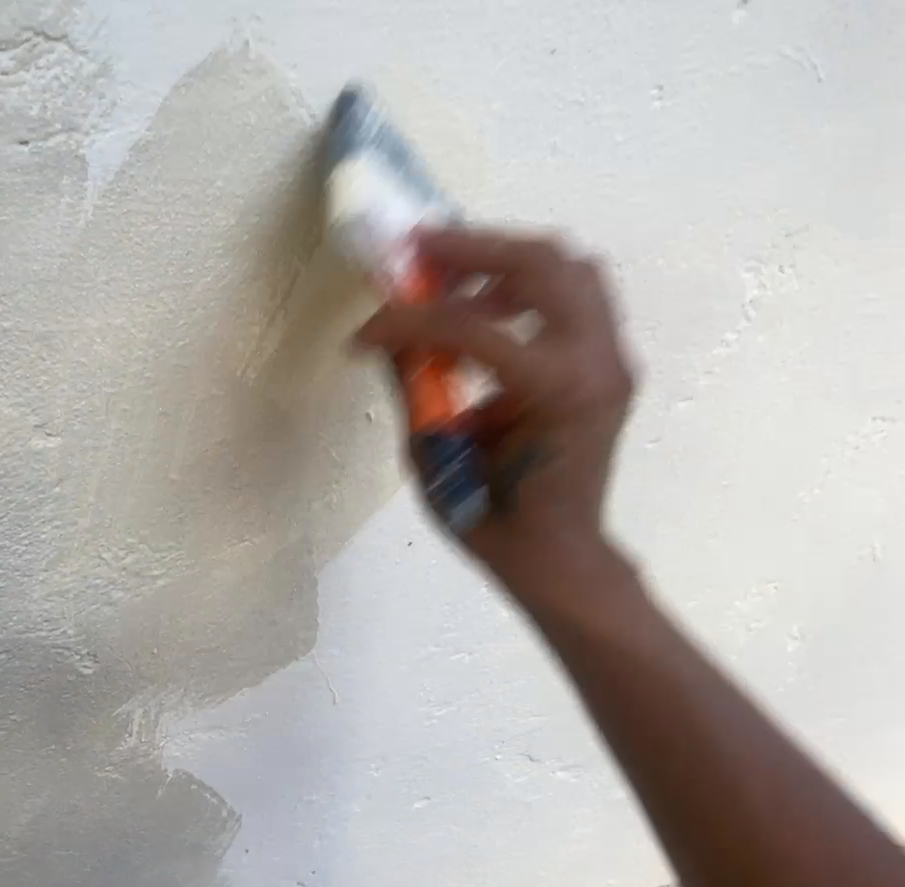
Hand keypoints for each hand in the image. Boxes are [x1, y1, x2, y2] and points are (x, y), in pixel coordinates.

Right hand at [354, 226, 639, 609]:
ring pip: (569, 269)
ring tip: (449, 282)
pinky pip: (573, 298)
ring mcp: (611, 357)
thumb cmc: (487, 515)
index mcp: (553, 388)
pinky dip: (524, 288)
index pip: (469, 327)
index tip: (363, 333)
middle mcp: (596, 360)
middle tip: (415, 252)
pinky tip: (483, 312)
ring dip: (503, 263)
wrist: (555, 549)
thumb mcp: (434, 451)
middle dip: (471, 249)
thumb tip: (388, 338)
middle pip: (542, 264)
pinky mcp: (606, 361)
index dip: (406, 321)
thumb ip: (415, 384)